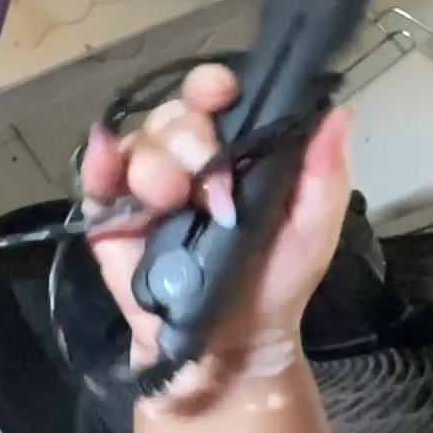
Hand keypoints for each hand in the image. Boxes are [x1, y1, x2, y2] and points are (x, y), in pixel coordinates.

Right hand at [80, 63, 353, 406]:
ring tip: (169, 206)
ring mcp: (143, 182)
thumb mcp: (312, 230)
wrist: (227, 345)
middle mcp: (184, 157)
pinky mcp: (110, 211)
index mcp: (231, 150)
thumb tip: (337, 111)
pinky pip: (96, 173)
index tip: (219, 96)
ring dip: (155, 167)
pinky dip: (98, 160)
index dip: (212, 87)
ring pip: (138, 141)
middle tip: (208, 191)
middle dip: (189, 143)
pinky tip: (105, 155)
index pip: (213, 97)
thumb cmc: (273, 282)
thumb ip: (324, 173)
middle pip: (172, 116)